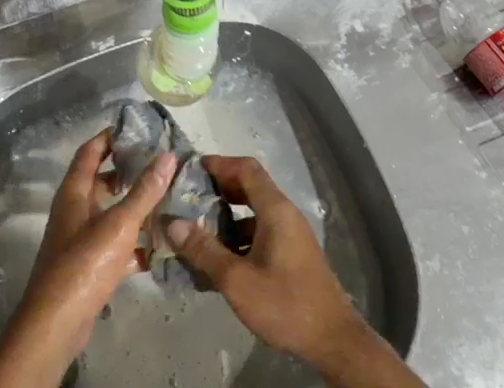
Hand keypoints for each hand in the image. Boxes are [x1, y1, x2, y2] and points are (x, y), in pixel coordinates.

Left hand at [0, 130, 173, 387]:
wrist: (57, 323)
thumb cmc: (83, 264)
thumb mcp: (118, 223)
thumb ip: (144, 191)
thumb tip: (168, 155)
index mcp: (74, 192)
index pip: (91, 151)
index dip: (111, 136)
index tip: (140, 127)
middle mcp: (76, 210)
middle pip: (103, 180)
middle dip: (131, 171)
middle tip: (163, 163)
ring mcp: (82, 239)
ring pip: (113, 213)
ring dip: (137, 207)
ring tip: (171, 198)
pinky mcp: (91, 266)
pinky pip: (118, 245)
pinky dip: (137, 242)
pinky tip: (163, 244)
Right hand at [167, 156, 423, 387]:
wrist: (331, 339)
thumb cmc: (284, 304)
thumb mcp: (236, 279)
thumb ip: (204, 250)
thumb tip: (172, 224)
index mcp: (275, 210)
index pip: (247, 169)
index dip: (219, 164)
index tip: (191, 169)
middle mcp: (285, 214)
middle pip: (250, 187)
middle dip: (218, 189)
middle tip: (188, 199)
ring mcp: (291, 234)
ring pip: (254, 213)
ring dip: (227, 217)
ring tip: (196, 230)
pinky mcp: (291, 254)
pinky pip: (260, 232)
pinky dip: (239, 236)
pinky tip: (219, 259)